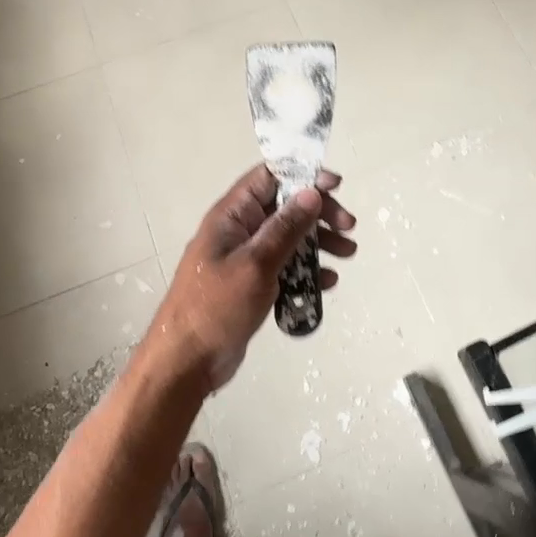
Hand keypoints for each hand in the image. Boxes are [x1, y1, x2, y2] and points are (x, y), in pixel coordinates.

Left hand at [148, 163, 356, 390]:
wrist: (186, 362)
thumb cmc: (216, 307)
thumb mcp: (255, 264)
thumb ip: (285, 228)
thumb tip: (311, 192)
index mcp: (233, 215)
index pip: (269, 177)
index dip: (302, 174)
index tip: (335, 185)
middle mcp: (240, 230)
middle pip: (286, 206)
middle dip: (319, 212)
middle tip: (349, 226)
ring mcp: (246, 258)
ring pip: (290, 237)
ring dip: (320, 241)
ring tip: (349, 253)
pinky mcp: (253, 284)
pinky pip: (286, 266)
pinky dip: (308, 270)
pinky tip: (327, 282)